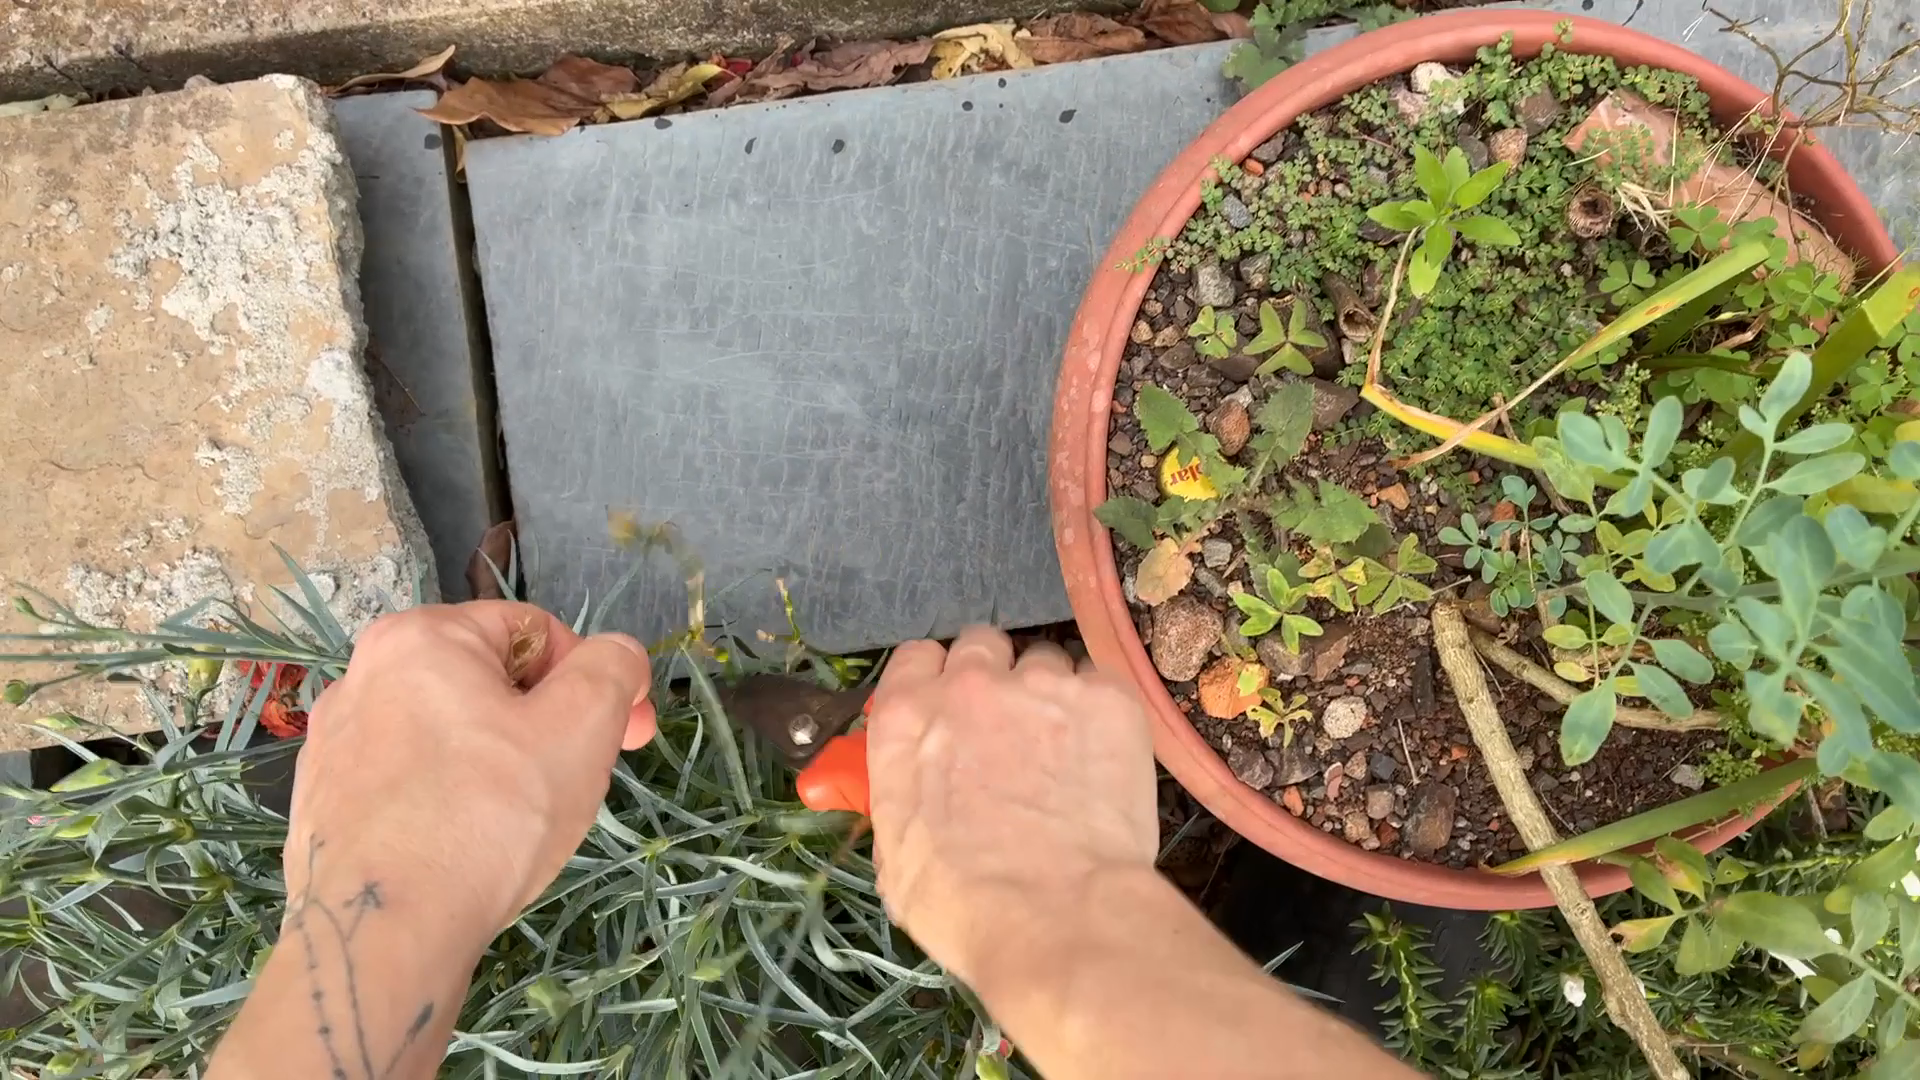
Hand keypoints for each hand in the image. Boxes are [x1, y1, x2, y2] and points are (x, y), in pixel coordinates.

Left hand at [284, 602, 654, 936]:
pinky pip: (425, 777)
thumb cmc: (494, 808)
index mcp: (421, 638)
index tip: (624, 730)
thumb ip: (616, 663)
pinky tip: (484, 839)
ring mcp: (337, 746)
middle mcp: (365, 677)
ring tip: (539, 811)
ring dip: (519, 756)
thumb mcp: (585, 718)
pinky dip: (467, 793)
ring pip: (467, 730)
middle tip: (592, 770)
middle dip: (560, 719)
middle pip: (503, 680)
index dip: (595, 676)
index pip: (541, 630)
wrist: (382, 939)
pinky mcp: (328, 806)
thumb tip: (617, 656)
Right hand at [864, 626, 1156, 986]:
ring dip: (1046, 691)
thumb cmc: (961, 903)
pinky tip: (1102, 753)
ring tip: (1064, 742)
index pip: (917, 655)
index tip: (950, 703)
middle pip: (981, 643)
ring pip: (1044, 659)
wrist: (1058, 918)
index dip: (935, 677)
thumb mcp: (895, 852)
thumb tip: (922, 782)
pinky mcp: (1105, 697)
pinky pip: (1097, 681)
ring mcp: (1042, 682)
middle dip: (991, 672)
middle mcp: (971, 682)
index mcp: (910, 714)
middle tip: (1008, 720)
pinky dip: (1097, 710)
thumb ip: (903, 790)